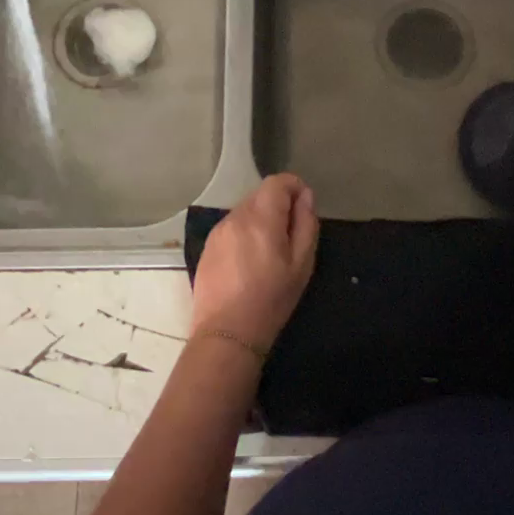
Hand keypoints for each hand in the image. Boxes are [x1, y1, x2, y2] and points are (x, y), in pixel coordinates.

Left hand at [192, 174, 318, 351]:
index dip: (294, 188)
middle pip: (260, 195)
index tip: (303, 210)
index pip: (277, 182)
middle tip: (289, 237)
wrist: (227, 332)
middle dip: (278, 206)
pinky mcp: (207, 246)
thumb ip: (306, 224)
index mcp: (260, 218)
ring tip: (269, 253)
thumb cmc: (271, 300)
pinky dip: (244, 234)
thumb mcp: (301, 264)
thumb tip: (305, 197)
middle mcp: (235, 217)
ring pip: (245, 211)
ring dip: (260, 220)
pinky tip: (248, 263)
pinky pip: (232, 228)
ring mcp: (217, 231)